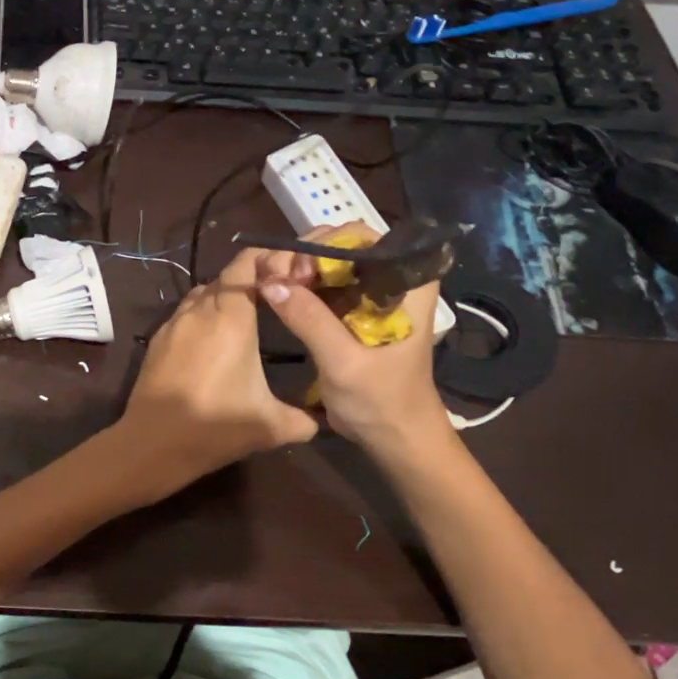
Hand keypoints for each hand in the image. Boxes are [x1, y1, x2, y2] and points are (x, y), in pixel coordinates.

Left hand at [114, 248, 319, 498]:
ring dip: (223, 299)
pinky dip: (201, 318)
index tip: (291, 270)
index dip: (267, 260)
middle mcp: (199, 312)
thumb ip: (304, 419)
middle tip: (275, 296)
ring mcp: (172, 326)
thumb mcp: (271, 426)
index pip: (246, 266)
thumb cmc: (215, 427)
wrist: (153, 444)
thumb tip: (322, 420)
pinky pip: (183, 317)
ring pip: (201, 296)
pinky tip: (214, 344)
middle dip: (249, 281)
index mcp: (230, 318)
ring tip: (247, 319)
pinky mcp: (156, 343)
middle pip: (225, 279)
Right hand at [254, 225, 453, 459]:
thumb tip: (269, 281)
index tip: (300, 268)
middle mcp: (392, 282)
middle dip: (309, 254)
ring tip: (273, 285)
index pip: (369, 239)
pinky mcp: (352, 314)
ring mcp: (371, 297)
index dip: (331, 244)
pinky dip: (300, 286)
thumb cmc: (382, 402)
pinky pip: (324, 287)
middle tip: (279, 277)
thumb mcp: (343, 363)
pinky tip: (279, 295)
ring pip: (332, 264)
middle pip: (346, 246)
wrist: (397, 439)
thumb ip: (309, 320)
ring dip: (300, 269)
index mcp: (407, 285)